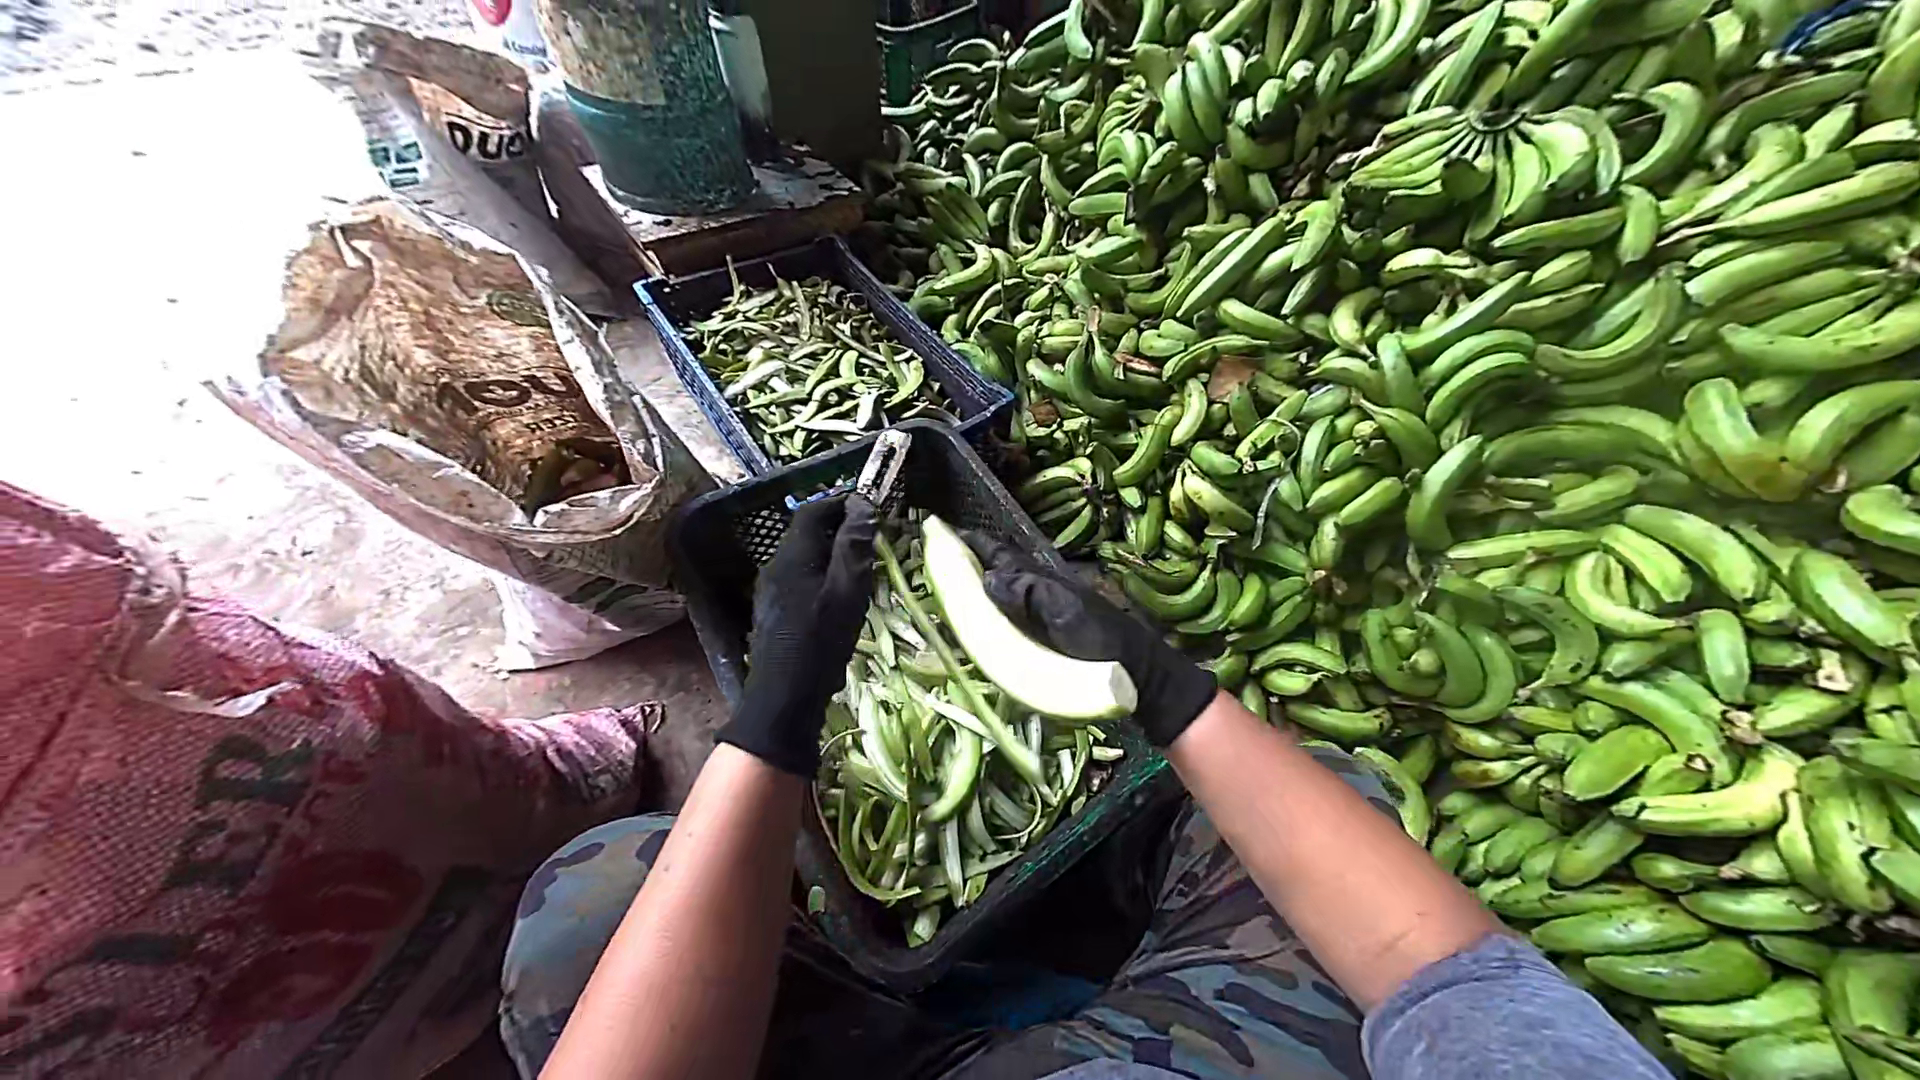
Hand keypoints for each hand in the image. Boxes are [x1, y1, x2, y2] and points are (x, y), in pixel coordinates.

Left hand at [721, 494, 878, 776]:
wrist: (783, 698)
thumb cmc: (819, 641)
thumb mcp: (846, 591)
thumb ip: (853, 547)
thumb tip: (862, 505)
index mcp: (792, 557)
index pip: (813, 512)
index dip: (841, 503)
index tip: (869, 507)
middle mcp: (776, 568)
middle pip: (808, 534)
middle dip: (840, 530)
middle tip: (872, 540)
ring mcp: (772, 592)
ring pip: (805, 559)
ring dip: (833, 555)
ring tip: (862, 568)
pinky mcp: (776, 613)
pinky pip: (801, 581)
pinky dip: (823, 577)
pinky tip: (840, 599)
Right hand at [963, 531, 1214, 746]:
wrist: (1138, 673)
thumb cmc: (1102, 642)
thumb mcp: (1067, 614)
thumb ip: (1029, 594)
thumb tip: (985, 578)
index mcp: (1039, 580)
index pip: (996, 553)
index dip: (968, 542)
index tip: (938, 531)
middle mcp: (1035, 591)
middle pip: (994, 569)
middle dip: (965, 560)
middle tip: (935, 558)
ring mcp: (1038, 612)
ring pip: (998, 591)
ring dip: (973, 584)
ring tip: (947, 583)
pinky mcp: (1041, 635)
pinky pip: (1004, 617)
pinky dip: (986, 612)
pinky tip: (978, 620)